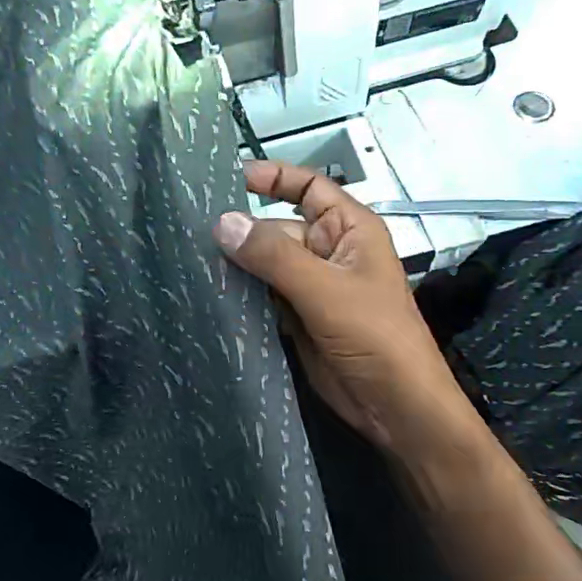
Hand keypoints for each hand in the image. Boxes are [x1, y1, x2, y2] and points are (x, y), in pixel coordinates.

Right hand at [214, 160, 471, 452]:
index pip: (309, 188)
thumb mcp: (326, 289)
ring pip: (267, 267)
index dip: (273, 178)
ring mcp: (314, 288)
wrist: (395, 403)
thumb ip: (275, 256)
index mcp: (350, 230)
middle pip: (277, 230)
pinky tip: (208, 295)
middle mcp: (330, 253)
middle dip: (241, 233)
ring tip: (187, 261)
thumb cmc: (375, 336)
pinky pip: (265, 299)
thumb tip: (223, 222)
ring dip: (237, 268)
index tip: (228, 177)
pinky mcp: (300, 320)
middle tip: (186, 235)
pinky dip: (243, 298)